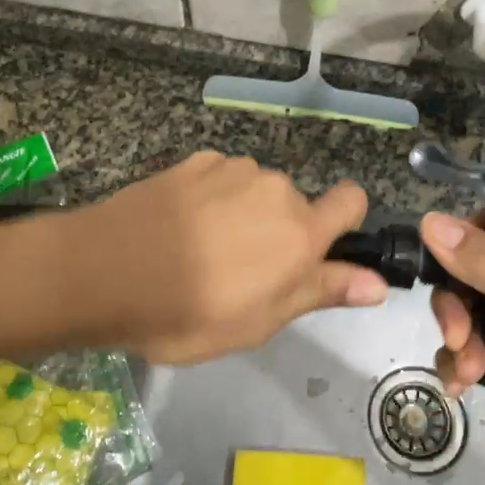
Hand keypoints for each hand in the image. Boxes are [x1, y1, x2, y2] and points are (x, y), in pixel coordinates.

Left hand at [65, 152, 385, 364]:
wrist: (106, 271)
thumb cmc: (190, 313)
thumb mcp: (261, 322)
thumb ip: (321, 292)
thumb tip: (379, 283)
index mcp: (300, 231)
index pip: (352, 200)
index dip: (344, 223)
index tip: (319, 252)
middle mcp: (275, 188)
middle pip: (296, 204)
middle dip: (280, 232)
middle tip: (242, 274)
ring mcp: (231, 169)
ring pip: (256, 191)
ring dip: (244, 214)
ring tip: (202, 252)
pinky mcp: (194, 162)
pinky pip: (221, 178)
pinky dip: (211, 199)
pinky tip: (180, 228)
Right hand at [422, 209, 484, 484]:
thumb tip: (430, 220)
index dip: (469, 236)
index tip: (445, 265)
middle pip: (477, 265)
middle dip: (460, 305)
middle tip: (457, 336)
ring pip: (472, 306)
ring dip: (460, 339)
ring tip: (469, 373)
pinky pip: (477, 342)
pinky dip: (464, 361)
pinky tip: (462, 386)